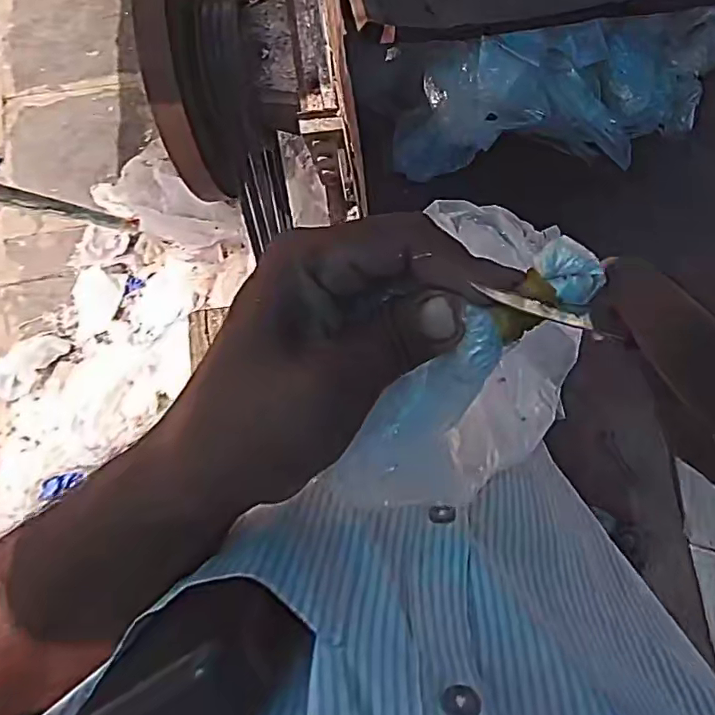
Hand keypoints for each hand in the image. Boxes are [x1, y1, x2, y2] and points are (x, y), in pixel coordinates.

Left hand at [155, 212, 522, 506]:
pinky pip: (388, 310)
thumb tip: (463, 310)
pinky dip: (422, 325)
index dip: (461, 265)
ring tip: (494, 326)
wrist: (201, 474)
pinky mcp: (331, 322)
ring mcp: (324, 291)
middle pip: (405, 254)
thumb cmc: (254, 428)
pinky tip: (452, 342)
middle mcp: (319, 261)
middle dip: (459, 281)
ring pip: (402, 281)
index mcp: (309, 257)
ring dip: (445, 302)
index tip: (511, 297)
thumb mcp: (331, 385)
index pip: (402, 240)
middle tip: (513, 313)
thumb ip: (397, 339)